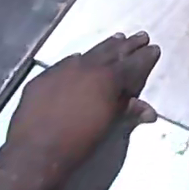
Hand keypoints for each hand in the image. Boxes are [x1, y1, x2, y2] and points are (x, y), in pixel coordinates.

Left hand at [2, 32, 160, 183]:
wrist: (34, 153)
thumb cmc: (79, 143)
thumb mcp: (108, 126)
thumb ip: (127, 111)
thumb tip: (150, 111)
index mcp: (109, 79)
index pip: (133, 63)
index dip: (145, 56)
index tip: (154, 47)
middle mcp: (88, 67)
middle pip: (113, 50)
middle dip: (129, 44)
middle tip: (141, 36)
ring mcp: (64, 69)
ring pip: (90, 52)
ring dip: (106, 46)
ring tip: (118, 38)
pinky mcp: (44, 77)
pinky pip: (65, 63)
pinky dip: (77, 60)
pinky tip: (79, 59)